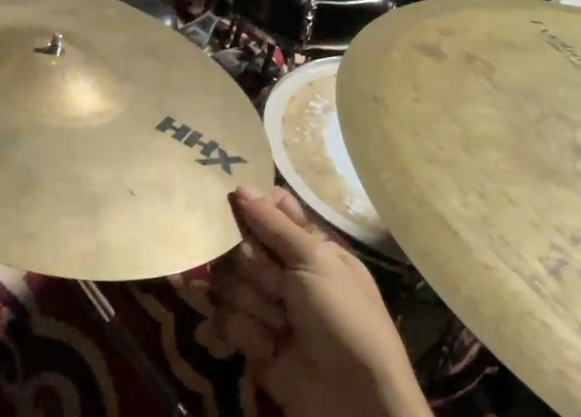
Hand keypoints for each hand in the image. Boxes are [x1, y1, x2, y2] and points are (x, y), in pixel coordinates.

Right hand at [210, 185, 430, 416]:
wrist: (354, 400)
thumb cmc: (345, 320)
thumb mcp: (317, 262)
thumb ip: (274, 224)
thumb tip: (241, 185)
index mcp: (308, 246)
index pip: (266, 212)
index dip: (247, 210)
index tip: (232, 207)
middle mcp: (283, 271)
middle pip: (238, 246)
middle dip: (252, 269)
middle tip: (278, 288)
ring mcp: (266, 306)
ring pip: (227, 283)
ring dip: (252, 307)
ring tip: (280, 329)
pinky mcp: (251, 339)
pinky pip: (225, 320)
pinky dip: (247, 335)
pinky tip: (268, 350)